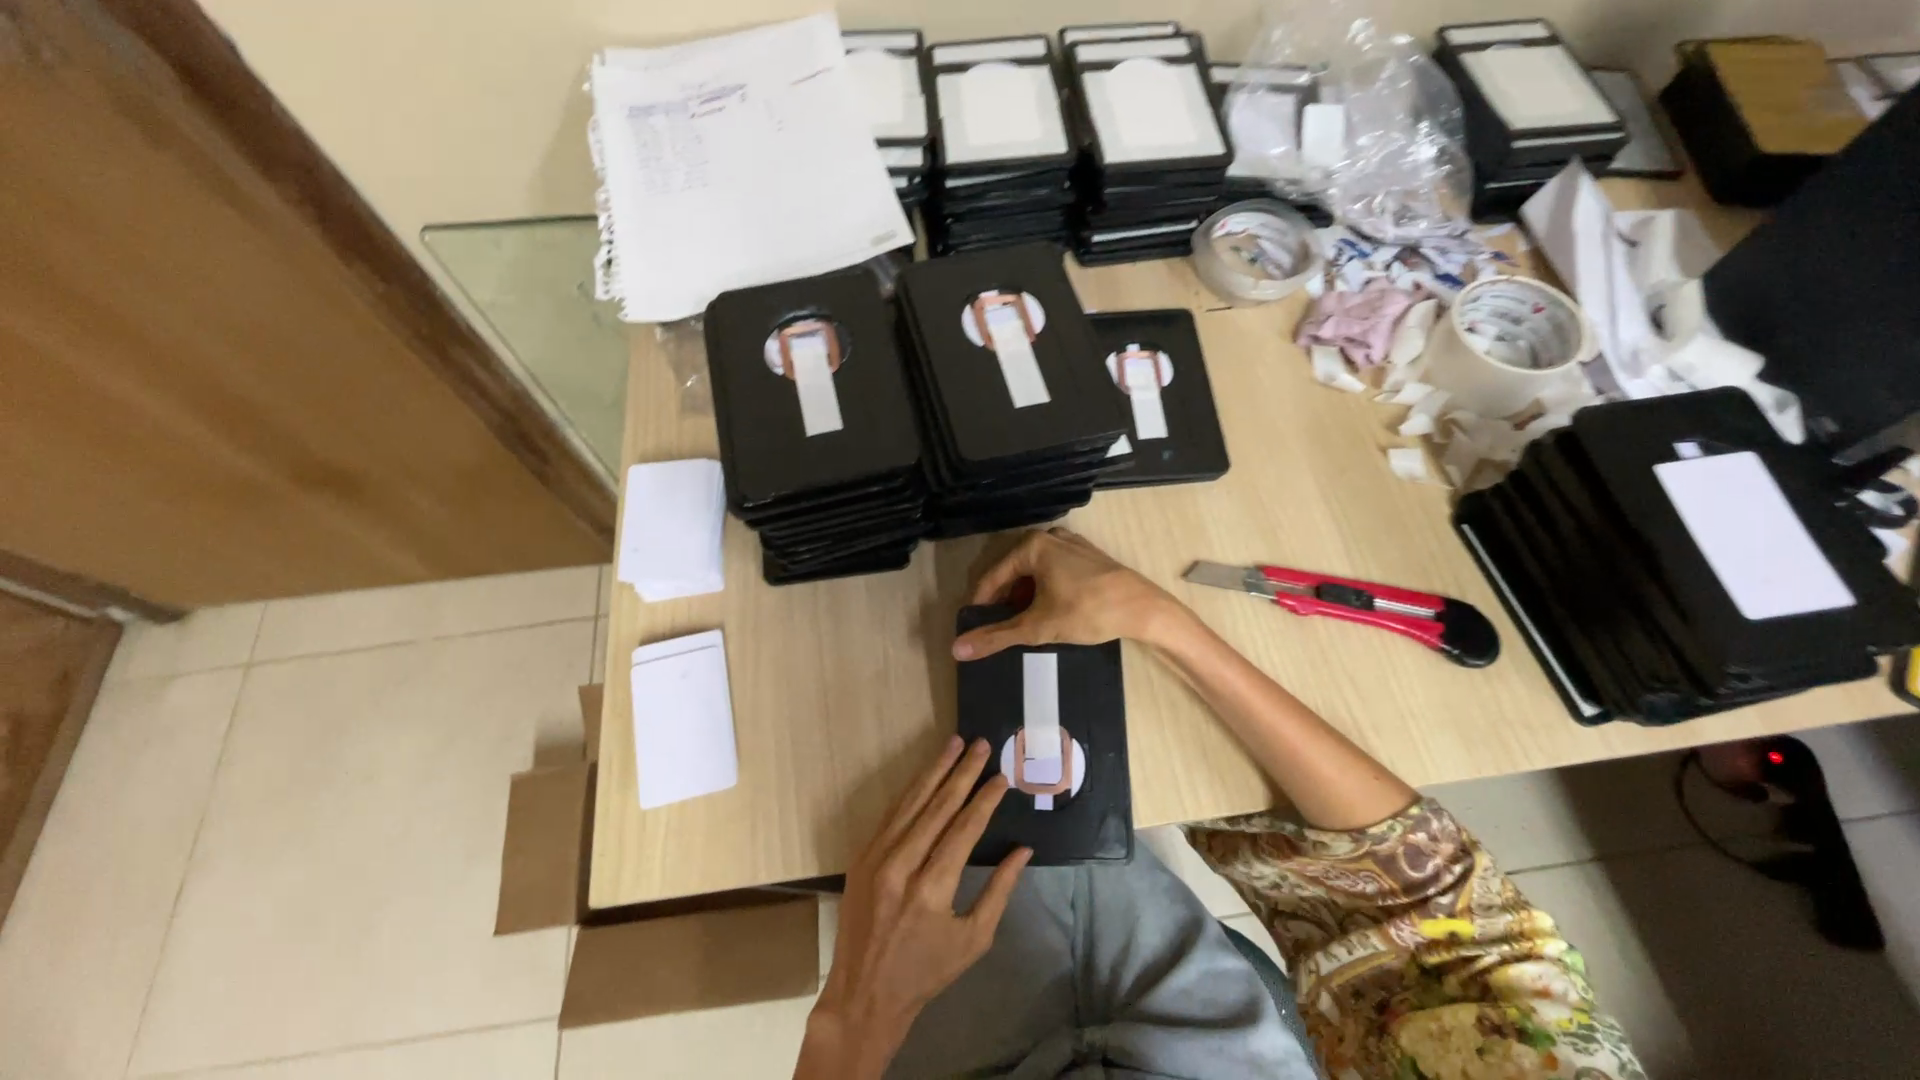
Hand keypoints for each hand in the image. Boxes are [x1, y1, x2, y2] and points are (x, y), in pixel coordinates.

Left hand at [796, 737, 1030, 1078]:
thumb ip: (999, 891)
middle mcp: (901, 866)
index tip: (1001, 777)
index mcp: (931, 889)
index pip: (963, 829)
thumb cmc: (926, 973)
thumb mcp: (973, 940)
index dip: (984, 799)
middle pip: (937, 806)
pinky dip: (909, 792)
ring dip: (933, 771)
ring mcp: (875, 858)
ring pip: (909, 803)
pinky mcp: (861, 858)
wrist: (863, 995)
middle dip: (961, 772)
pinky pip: (889, 816)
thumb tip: (1024, 850)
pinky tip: (924, 775)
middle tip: (980, 744)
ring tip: (953, 744)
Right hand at [951, 527, 1187, 659]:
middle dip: (1003, 602)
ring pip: (1034, 573)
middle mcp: (1049, 537)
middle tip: (997, 629)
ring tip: (1022, 625)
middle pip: (1012, 573)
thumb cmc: (1087, 611)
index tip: (973, 629)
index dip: (980, 605)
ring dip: (1024, 598)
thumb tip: (957, 650)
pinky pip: (1053, 572)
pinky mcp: (1087, 556)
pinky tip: (1048, 613)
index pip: (992, 577)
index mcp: (1032, 546)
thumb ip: (996, 636)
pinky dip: (1044, 591)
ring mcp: (1070, 544)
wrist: (1143, 609)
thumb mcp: (1037, 627)